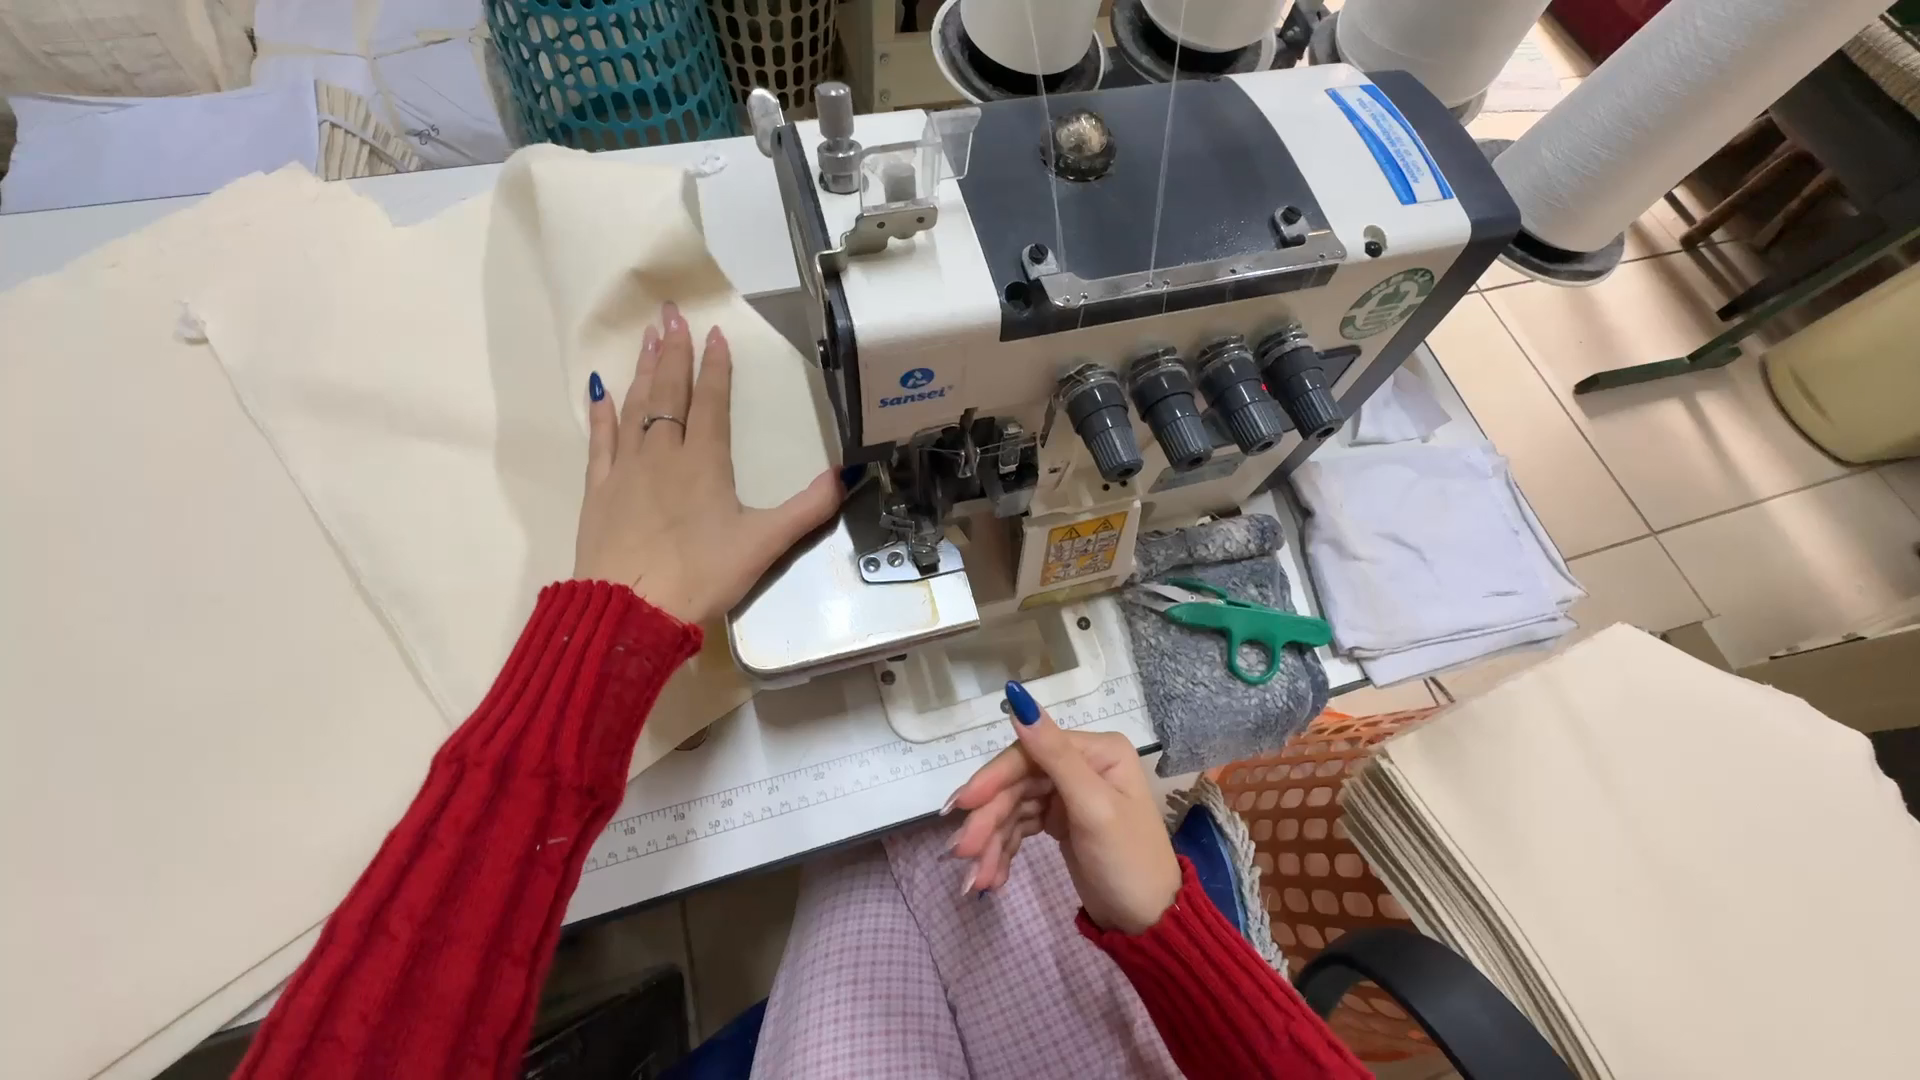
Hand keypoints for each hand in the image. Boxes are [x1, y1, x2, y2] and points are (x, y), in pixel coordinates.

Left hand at [573, 302, 841, 623]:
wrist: (631, 611)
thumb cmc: (702, 575)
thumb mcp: (765, 544)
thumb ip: (808, 509)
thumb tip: (847, 474)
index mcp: (704, 462)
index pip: (711, 402)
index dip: (715, 367)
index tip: (715, 333)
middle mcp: (662, 454)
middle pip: (669, 393)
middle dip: (673, 351)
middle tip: (670, 313)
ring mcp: (625, 470)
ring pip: (634, 407)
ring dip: (643, 371)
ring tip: (647, 338)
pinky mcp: (599, 491)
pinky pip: (599, 441)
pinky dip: (601, 413)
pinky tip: (601, 390)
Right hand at [946, 680, 1182, 934]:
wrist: (1150, 925)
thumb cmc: (1129, 861)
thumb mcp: (1093, 807)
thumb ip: (1054, 755)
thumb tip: (1018, 698)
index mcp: (1096, 751)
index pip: (1030, 753)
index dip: (993, 777)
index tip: (961, 804)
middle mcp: (1081, 764)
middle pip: (1017, 782)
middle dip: (988, 818)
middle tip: (962, 852)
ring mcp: (1068, 793)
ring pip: (1013, 807)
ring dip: (991, 841)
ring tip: (976, 879)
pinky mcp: (1058, 820)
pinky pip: (1020, 826)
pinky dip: (1003, 849)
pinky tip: (992, 877)